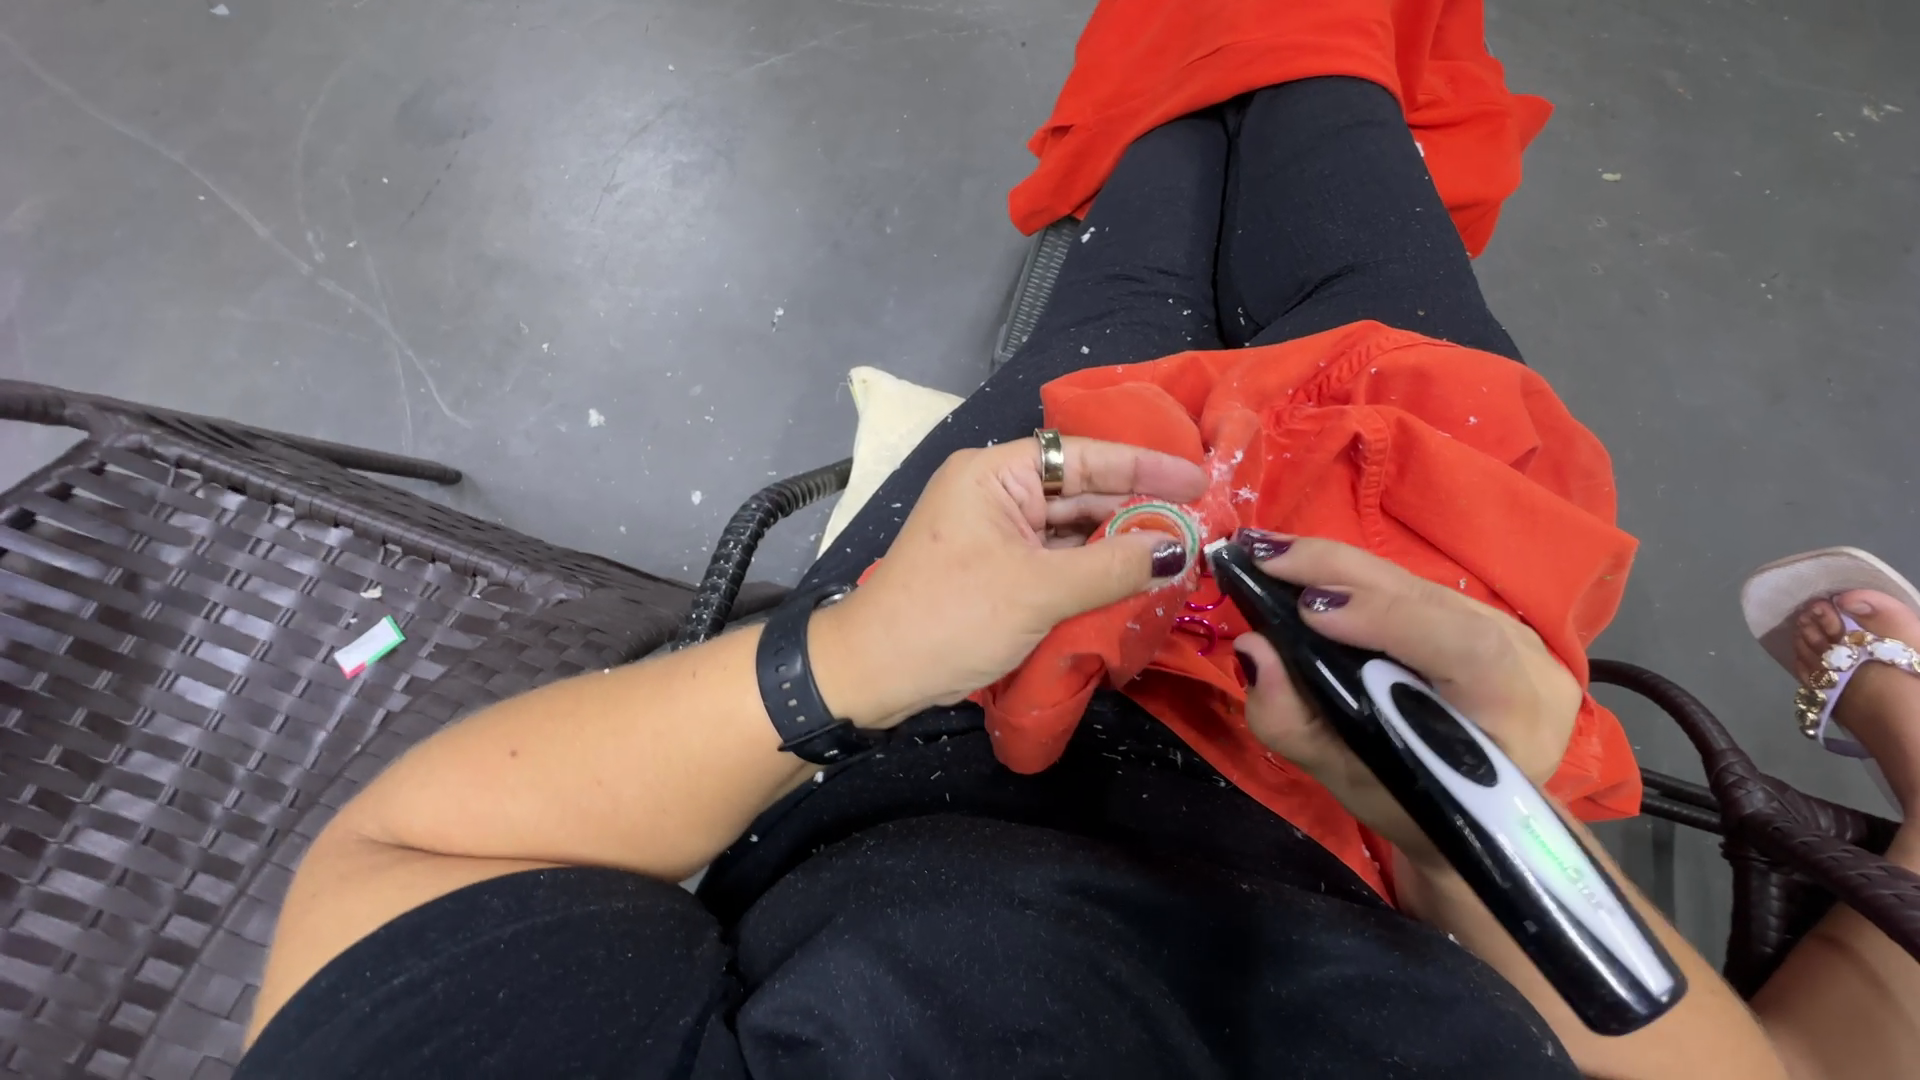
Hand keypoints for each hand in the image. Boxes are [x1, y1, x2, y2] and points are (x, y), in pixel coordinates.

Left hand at [811, 436, 1207, 728]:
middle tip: (1201, 525)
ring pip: (1070, 529)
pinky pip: (1055, 558)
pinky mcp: (996, 567)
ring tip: (1181, 552)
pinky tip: (1136, 577)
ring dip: (1118, 543)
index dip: (1144, 467)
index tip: (1199, 480)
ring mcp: (995, 532)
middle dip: (1137, 510)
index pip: (1083, 456)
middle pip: (1080, 492)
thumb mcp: (1039, 590)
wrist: (875, 671)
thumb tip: (1181, 549)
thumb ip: (1114, 567)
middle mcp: (995, 492)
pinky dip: (1092, 569)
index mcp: (994, 474)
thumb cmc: (952, 616)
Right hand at [1231, 535, 1581, 869]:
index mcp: (1511, 715)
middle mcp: (1521, 657)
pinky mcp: (1472, 611)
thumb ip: (1293, 723)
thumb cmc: (1412, 804)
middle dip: (1336, 571)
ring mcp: (1503, 626)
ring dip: (1330, 562)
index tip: (1308, 610)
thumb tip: (1253, 649)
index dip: (1386, 618)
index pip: (1464, 648)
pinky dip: (1342, 570)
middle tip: (1259, 557)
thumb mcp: (1344, 780)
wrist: (1470, 807)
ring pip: (1408, 581)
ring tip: (1263, 552)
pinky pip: (1402, 582)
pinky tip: (1296, 561)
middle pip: (1426, 596)